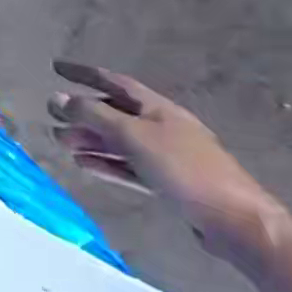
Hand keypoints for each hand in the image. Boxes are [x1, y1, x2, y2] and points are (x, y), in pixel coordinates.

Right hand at [48, 61, 285, 259]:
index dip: (83, 73)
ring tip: (61, 142)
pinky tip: (84, 164)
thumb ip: (92, 115)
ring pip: (119, 141)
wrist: (238, 223)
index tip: (56, 67)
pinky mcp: (169, 183)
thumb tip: (56, 97)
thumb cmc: (184, 168)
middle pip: (113, 113)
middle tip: (52, 115)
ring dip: (89, 140)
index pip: (112, 81)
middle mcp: (161, 126)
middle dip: (81, 113)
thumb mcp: (132, 135)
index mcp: (157, 107)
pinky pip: (129, 166)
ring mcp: (167, 156)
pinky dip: (106, 163)